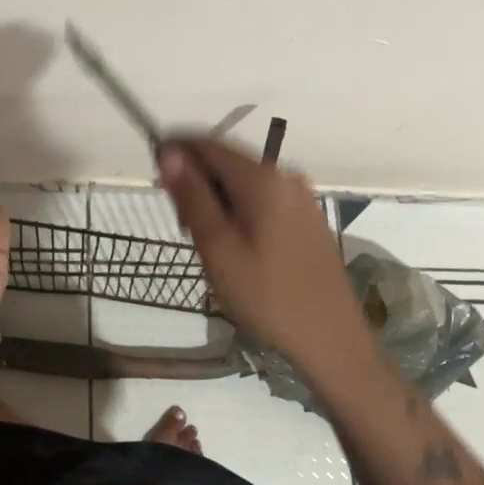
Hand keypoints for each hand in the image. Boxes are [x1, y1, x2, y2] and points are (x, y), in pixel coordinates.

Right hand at [157, 138, 369, 374]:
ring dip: (215, 199)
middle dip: (195, 181)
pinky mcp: (307, 218)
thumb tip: (168, 152)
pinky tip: (233, 246)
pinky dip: (237, 210)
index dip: (174, 152)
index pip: (206, 143)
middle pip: (225, 161)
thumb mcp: (217, 247)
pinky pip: (261, 199)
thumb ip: (191, 196)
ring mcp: (301, 197)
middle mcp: (285, 176)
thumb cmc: (267, 296)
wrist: (331, 341)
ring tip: (205, 243)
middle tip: (181, 226)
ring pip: (242, 182)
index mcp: (262, 178)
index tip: (153, 177)